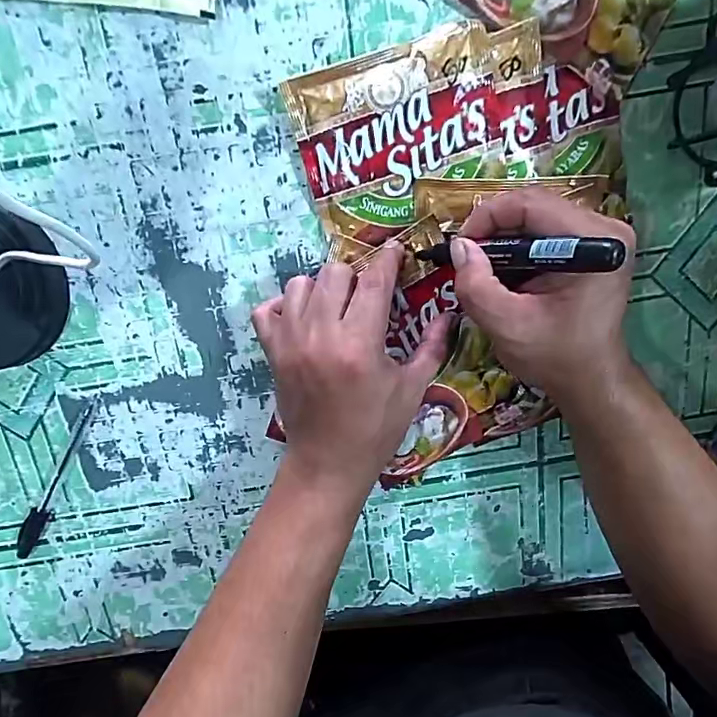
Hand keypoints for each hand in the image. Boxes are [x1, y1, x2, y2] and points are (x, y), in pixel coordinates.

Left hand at [254, 244, 452, 490]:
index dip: (388, 260)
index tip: (395, 252)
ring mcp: (291, 342)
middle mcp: (322, 335)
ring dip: (321, 288)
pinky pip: (267, 310)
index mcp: (360, 344)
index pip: (374, 282)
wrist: (328, 464)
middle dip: (355, 277)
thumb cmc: (376, 430)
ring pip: (300, 284)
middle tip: (366, 296)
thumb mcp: (411, 389)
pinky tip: (303, 321)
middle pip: (334, 273)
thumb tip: (449, 315)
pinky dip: (284, 307)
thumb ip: (431, 347)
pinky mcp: (272, 354)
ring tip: (335, 308)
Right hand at [451, 190, 637, 406]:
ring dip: (507, 239)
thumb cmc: (555, 358)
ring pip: (540, 218)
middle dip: (496, 229)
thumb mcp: (508, 326)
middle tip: (469, 258)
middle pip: (537, 207)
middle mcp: (607, 229)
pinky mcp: (597, 247)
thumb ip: (477, 286)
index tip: (461, 246)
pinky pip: (550, 232)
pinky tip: (508, 273)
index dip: (488, 217)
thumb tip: (459, 246)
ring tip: (485, 268)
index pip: (531, 204)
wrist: (591, 380)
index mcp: (595, 243)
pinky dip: (522, 248)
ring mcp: (605, 237)